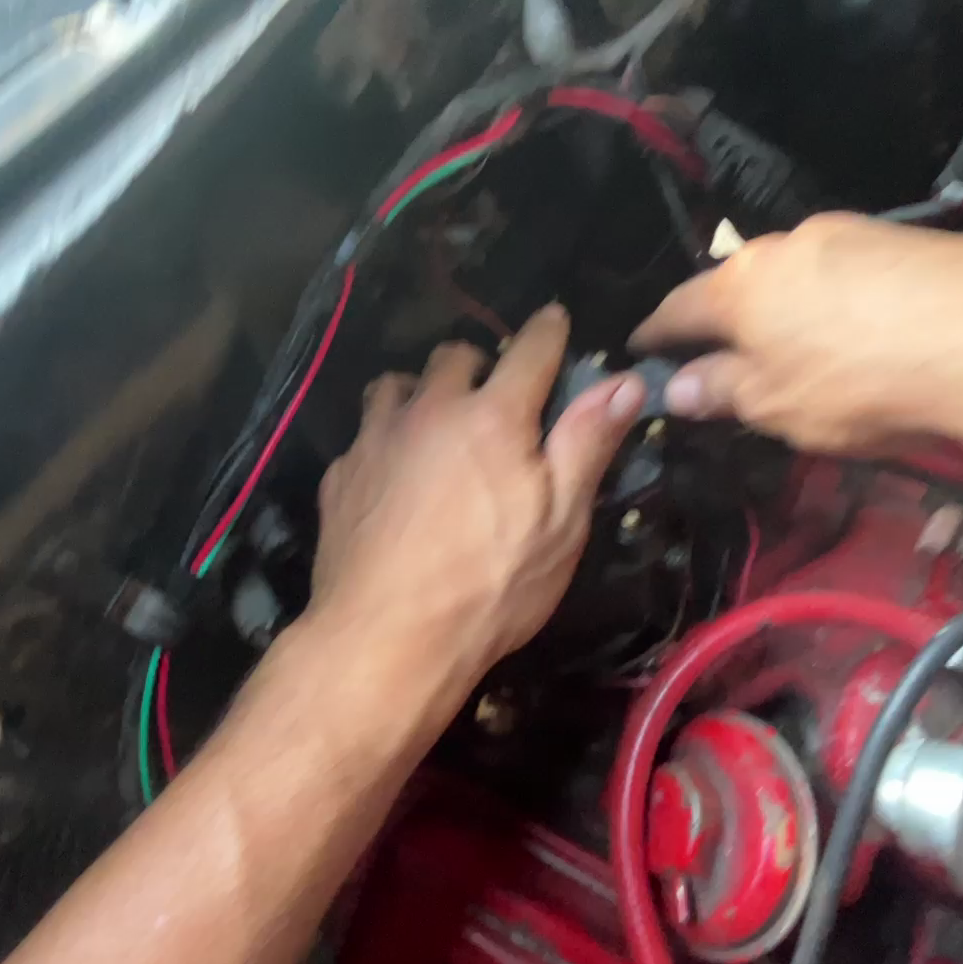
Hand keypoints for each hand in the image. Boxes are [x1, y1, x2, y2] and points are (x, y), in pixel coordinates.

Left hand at [309, 305, 645, 710]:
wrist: (387, 638)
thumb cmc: (490, 586)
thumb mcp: (559, 522)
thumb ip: (587, 443)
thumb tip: (622, 380)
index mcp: (493, 416)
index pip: (530, 347)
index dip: (549, 331)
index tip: (555, 324)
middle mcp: (429, 411)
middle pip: (454, 355)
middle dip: (479, 365)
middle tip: (494, 401)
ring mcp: (375, 440)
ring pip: (396, 385)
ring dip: (420, 393)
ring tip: (433, 427)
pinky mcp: (340, 475)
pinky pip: (363, 436)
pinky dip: (383, 441)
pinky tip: (390, 477)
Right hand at [629, 213, 962, 456]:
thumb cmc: (858, 381)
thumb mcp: (773, 404)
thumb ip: (720, 391)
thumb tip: (677, 388)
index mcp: (740, 285)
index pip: (676, 308)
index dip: (653, 335)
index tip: (640, 351)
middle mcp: (789, 245)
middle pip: (738, 286)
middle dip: (723, 321)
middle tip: (720, 359)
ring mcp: (854, 234)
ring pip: (796, 277)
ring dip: (783, 311)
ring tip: (795, 351)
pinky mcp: (911, 241)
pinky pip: (849, 275)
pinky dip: (837, 305)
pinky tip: (860, 337)